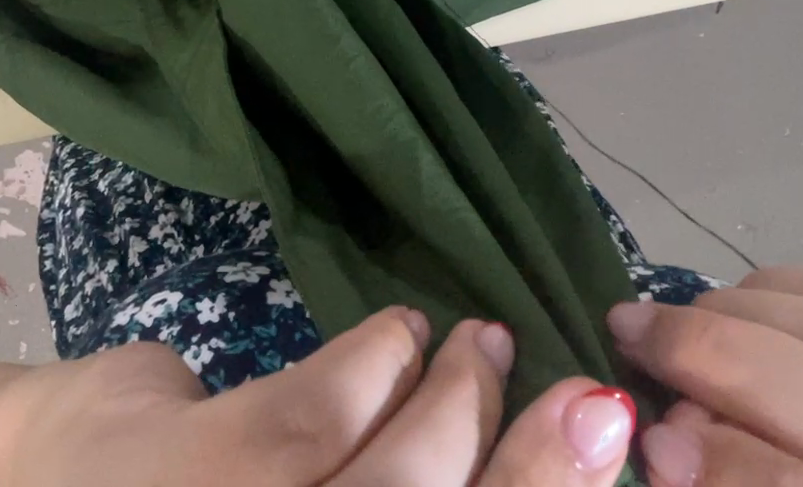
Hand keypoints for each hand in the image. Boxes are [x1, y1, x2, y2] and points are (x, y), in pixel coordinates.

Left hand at [0, 306, 636, 486]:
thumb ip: (340, 475)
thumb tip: (451, 447)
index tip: (604, 445)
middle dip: (535, 470)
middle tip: (592, 402)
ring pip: (396, 473)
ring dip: (457, 402)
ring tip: (485, 347)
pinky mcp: (197, 464)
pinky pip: (319, 408)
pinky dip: (379, 363)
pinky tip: (403, 330)